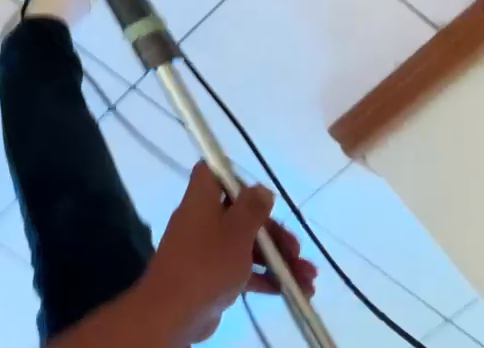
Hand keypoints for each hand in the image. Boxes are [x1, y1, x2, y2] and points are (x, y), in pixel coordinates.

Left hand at [135, 165, 318, 343]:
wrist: (176, 309)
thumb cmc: (207, 261)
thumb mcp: (235, 231)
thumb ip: (251, 209)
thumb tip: (261, 188)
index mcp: (201, 198)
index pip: (214, 173)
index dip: (238, 180)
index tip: (264, 198)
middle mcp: (203, 218)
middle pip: (240, 214)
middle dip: (273, 233)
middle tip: (297, 254)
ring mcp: (207, 247)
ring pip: (247, 244)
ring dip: (277, 259)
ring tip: (308, 282)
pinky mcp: (213, 274)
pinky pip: (243, 269)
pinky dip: (265, 277)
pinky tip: (291, 292)